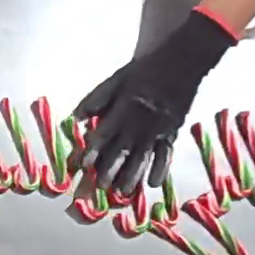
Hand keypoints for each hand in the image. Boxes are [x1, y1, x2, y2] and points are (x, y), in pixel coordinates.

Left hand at [76, 10, 236, 192]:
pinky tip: (152, 184)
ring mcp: (156, 131)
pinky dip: (160, 169)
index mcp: (122, 111)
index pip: (104, 135)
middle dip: (110, 170)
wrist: (178, 62)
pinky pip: (166, 155)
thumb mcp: (113, 81)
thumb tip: (76, 118)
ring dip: (131, 176)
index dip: (93, 152)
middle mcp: (139, 124)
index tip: (84, 166)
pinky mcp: (171, 133)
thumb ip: (95, 100)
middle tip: (101, 187)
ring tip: (122, 193)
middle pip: (122, 152)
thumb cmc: (141, 73)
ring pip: (142, 158)